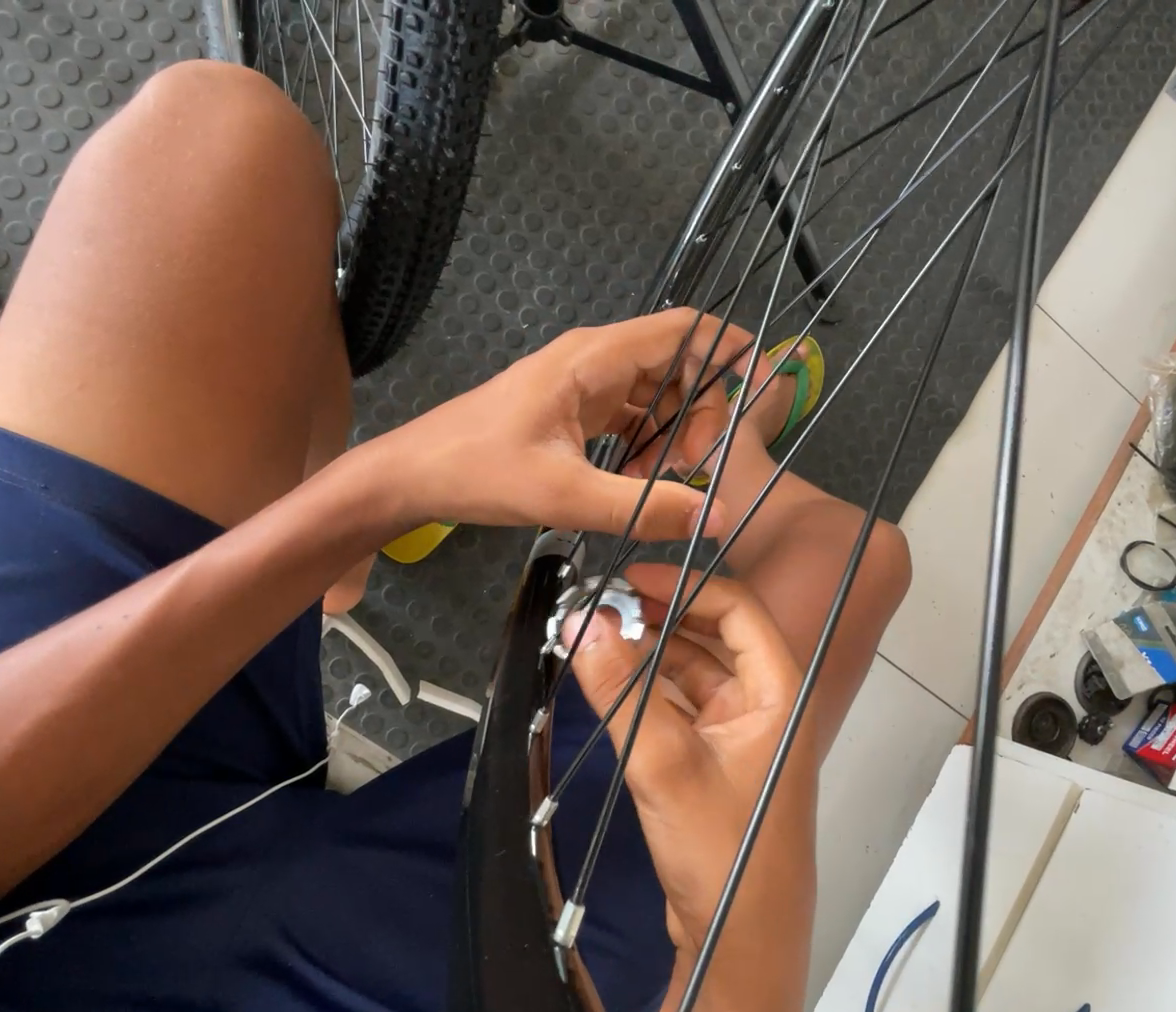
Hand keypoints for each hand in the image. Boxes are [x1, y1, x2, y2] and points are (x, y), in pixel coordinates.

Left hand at [373, 310, 753, 540]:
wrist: (414, 475)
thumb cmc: (479, 471)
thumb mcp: (563, 494)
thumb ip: (642, 506)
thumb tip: (717, 517)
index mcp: (594, 359)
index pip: (682, 329)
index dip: (728, 349)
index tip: (761, 387)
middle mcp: (595, 362)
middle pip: (678, 366)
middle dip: (700, 413)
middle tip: (693, 469)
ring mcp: (584, 386)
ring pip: (657, 396)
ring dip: (673, 435)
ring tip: (659, 484)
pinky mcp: (575, 411)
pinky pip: (632, 418)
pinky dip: (646, 446)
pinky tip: (636, 482)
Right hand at [562, 563, 815, 955]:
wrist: (740, 944)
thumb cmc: (723, 851)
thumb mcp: (665, 764)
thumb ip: (620, 690)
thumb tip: (579, 620)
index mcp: (779, 690)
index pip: (736, 608)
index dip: (684, 584)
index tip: (627, 578)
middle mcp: (765, 701)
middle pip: (712, 635)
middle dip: (659, 617)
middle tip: (600, 607)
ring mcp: (741, 731)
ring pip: (693, 670)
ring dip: (648, 653)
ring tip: (595, 638)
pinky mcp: (716, 757)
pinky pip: (681, 704)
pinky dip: (647, 689)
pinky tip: (609, 681)